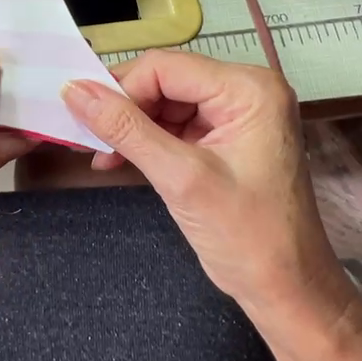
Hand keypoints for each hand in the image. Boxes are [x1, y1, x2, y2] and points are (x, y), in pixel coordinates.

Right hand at [61, 50, 348, 322]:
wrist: (288, 293)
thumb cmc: (247, 237)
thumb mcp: (180, 178)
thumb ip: (125, 129)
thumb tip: (72, 90)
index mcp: (249, 89)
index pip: (163, 67)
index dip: (121, 91)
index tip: (89, 123)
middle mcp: (245, 89)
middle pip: (161, 80)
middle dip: (123, 109)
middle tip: (88, 138)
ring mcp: (235, 113)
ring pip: (161, 101)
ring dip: (128, 126)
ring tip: (102, 154)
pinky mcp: (223, 136)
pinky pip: (172, 122)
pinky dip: (143, 139)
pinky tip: (118, 158)